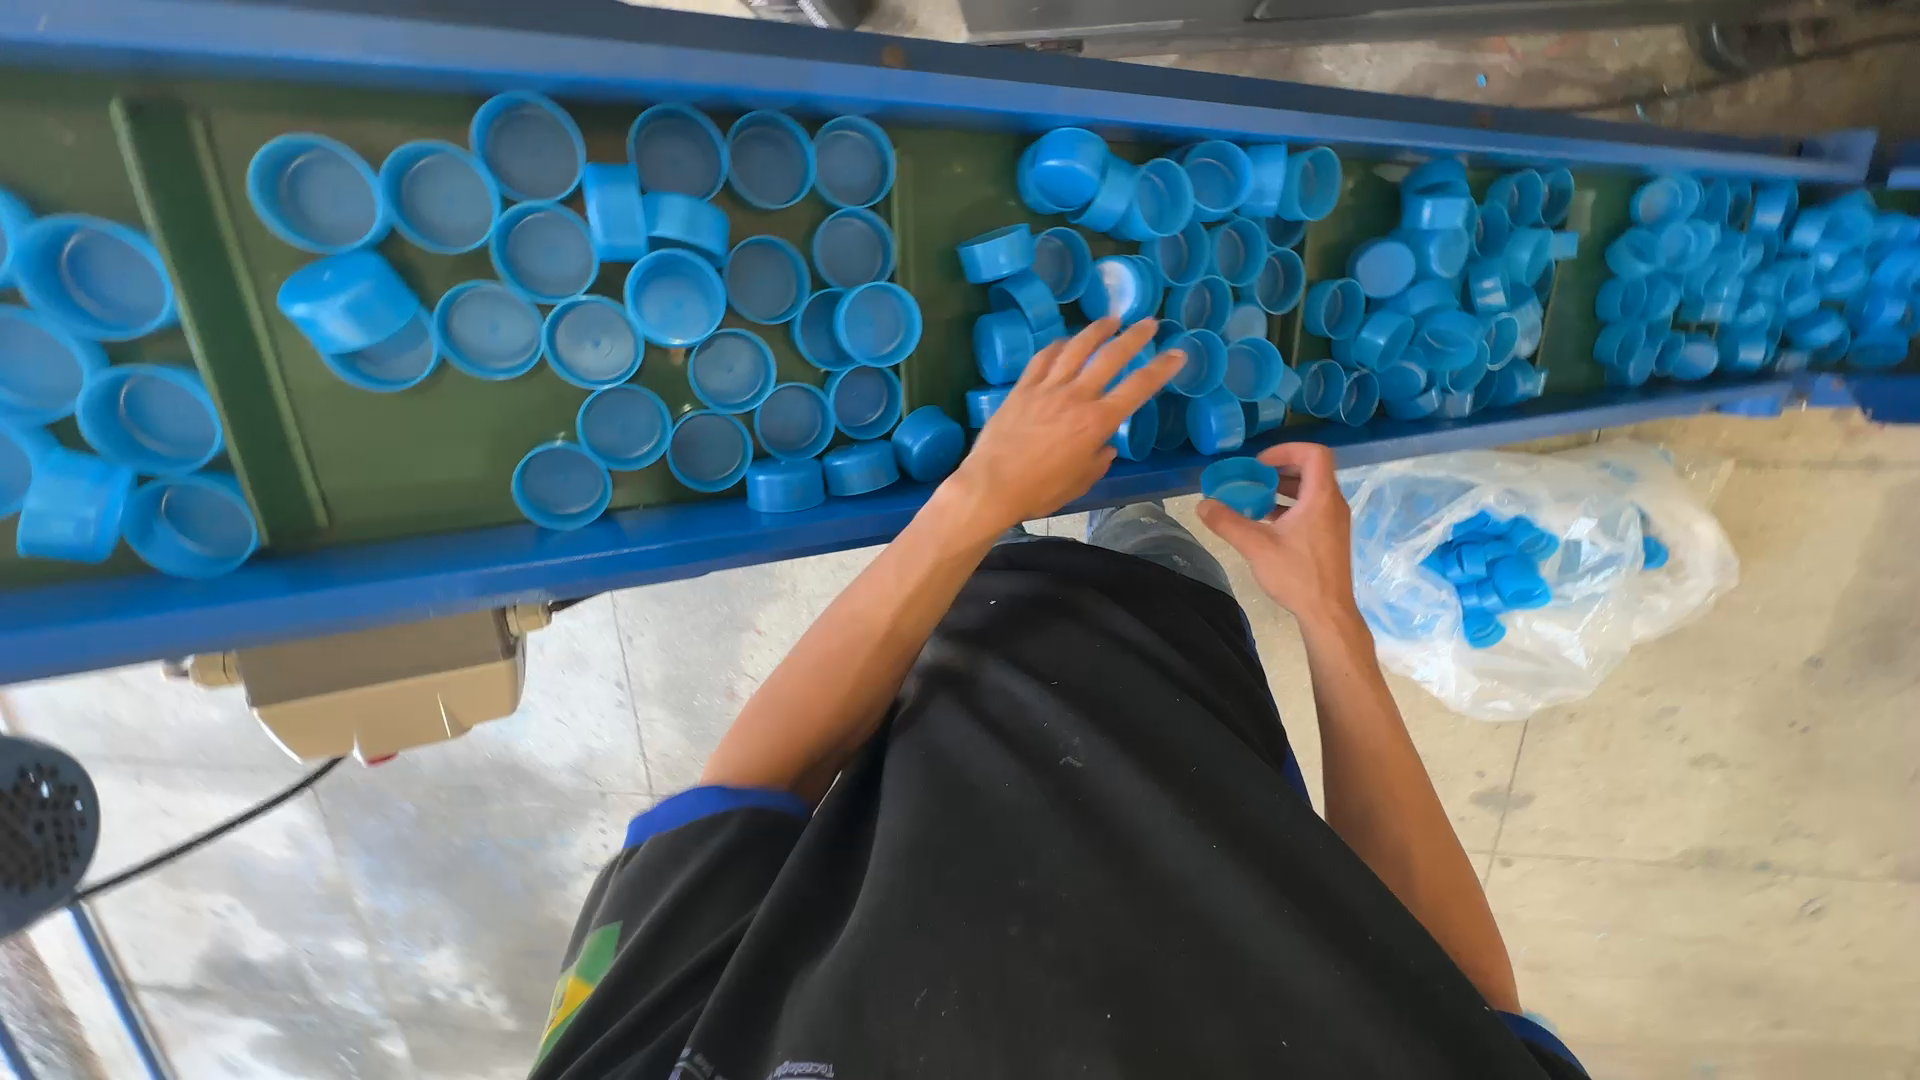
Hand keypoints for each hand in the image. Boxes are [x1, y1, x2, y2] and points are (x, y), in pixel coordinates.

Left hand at [946, 317, 1182, 532]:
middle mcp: (1076, 397)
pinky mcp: (1021, 388)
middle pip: (1111, 356)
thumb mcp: (1079, 483)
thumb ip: (1097, 462)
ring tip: (1111, 319)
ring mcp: (1046, 388)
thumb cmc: (1039, 491)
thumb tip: (1106, 448)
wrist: (991, 485)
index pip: (1138, 388)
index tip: (1178, 353)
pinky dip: (1058, 346)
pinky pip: (1043, 358)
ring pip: (1076, 348)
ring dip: (1097, 330)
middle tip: (1149, 323)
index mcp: (1097, 422)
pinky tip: (1064, 341)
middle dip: (1134, 337)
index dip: (1162, 368)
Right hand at [1195, 442, 1360, 630]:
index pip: (1314, 454)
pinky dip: (1289, 506)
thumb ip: (1228, 522)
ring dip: (1282, 489)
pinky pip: (1312, 508)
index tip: (1259, 464)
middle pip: (1311, 469)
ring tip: (1254, 499)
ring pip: (1311, 490)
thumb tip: (1203, 504)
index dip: (1285, 450)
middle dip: (1278, 470)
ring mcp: (1334, 521)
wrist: (1327, 612)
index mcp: (1321, 498)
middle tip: (1252, 479)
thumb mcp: (1256, 546)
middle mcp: (1333, 504)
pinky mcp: (1330, 536)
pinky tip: (1266, 523)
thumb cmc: (1297, 575)